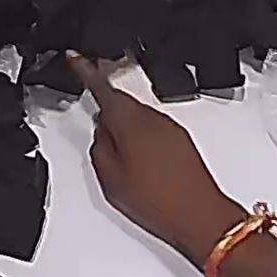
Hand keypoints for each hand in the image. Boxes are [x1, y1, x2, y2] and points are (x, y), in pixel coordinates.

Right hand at [71, 55, 247, 267]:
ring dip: (126, 130)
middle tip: (101, 141)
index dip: (84, 70)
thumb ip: (99, 146)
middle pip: (120, 102)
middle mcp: (151, 118)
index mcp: (128, 121)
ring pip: (137, 117)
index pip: (100, 86)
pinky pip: (153, 128)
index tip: (75, 57)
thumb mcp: (110, 177)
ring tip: (126, 165)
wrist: (202, 219)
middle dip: (107, 114)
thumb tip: (101, 132)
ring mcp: (170, 127)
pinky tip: (143, 167)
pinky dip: (143, 139)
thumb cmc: (157, 201)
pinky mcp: (182, 139)